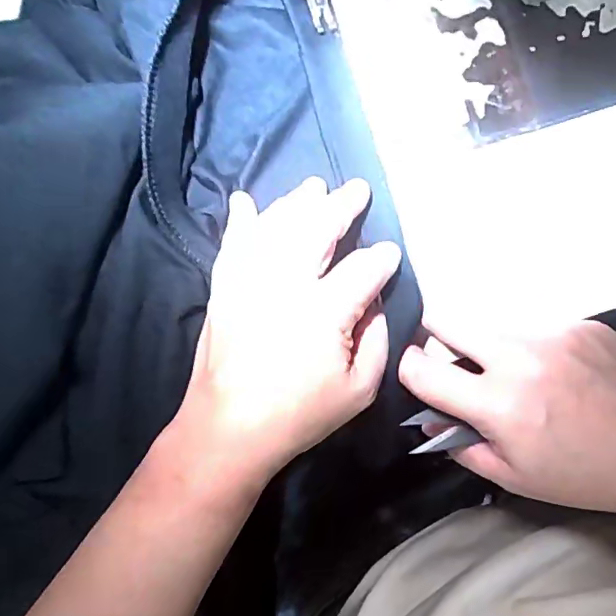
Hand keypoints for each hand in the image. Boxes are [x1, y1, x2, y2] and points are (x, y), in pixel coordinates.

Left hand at [173, 177, 401, 484]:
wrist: (228, 428)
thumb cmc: (301, 414)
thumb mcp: (360, 389)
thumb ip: (378, 341)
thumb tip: (374, 304)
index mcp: (325, 311)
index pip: (363, 268)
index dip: (381, 259)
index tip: (390, 254)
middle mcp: (286, 284)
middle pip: (316, 228)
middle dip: (342, 205)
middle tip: (358, 190)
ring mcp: (249, 281)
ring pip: (275, 226)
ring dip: (297, 202)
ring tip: (314, 187)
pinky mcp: (224, 288)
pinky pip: (234, 243)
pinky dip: (242, 220)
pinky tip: (247, 202)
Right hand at [396, 318, 615, 516]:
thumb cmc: (586, 475)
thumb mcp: (516, 478)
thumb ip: (463, 446)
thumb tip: (430, 420)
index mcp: (498, 404)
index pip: (422, 369)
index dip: (407, 369)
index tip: (414, 374)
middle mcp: (520, 357)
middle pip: (447, 319)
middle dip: (436, 337)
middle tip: (453, 362)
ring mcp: (553, 333)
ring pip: (495, 325)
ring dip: (492, 347)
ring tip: (524, 379)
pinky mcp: (582, 323)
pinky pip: (539, 327)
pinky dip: (537, 348)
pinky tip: (563, 374)